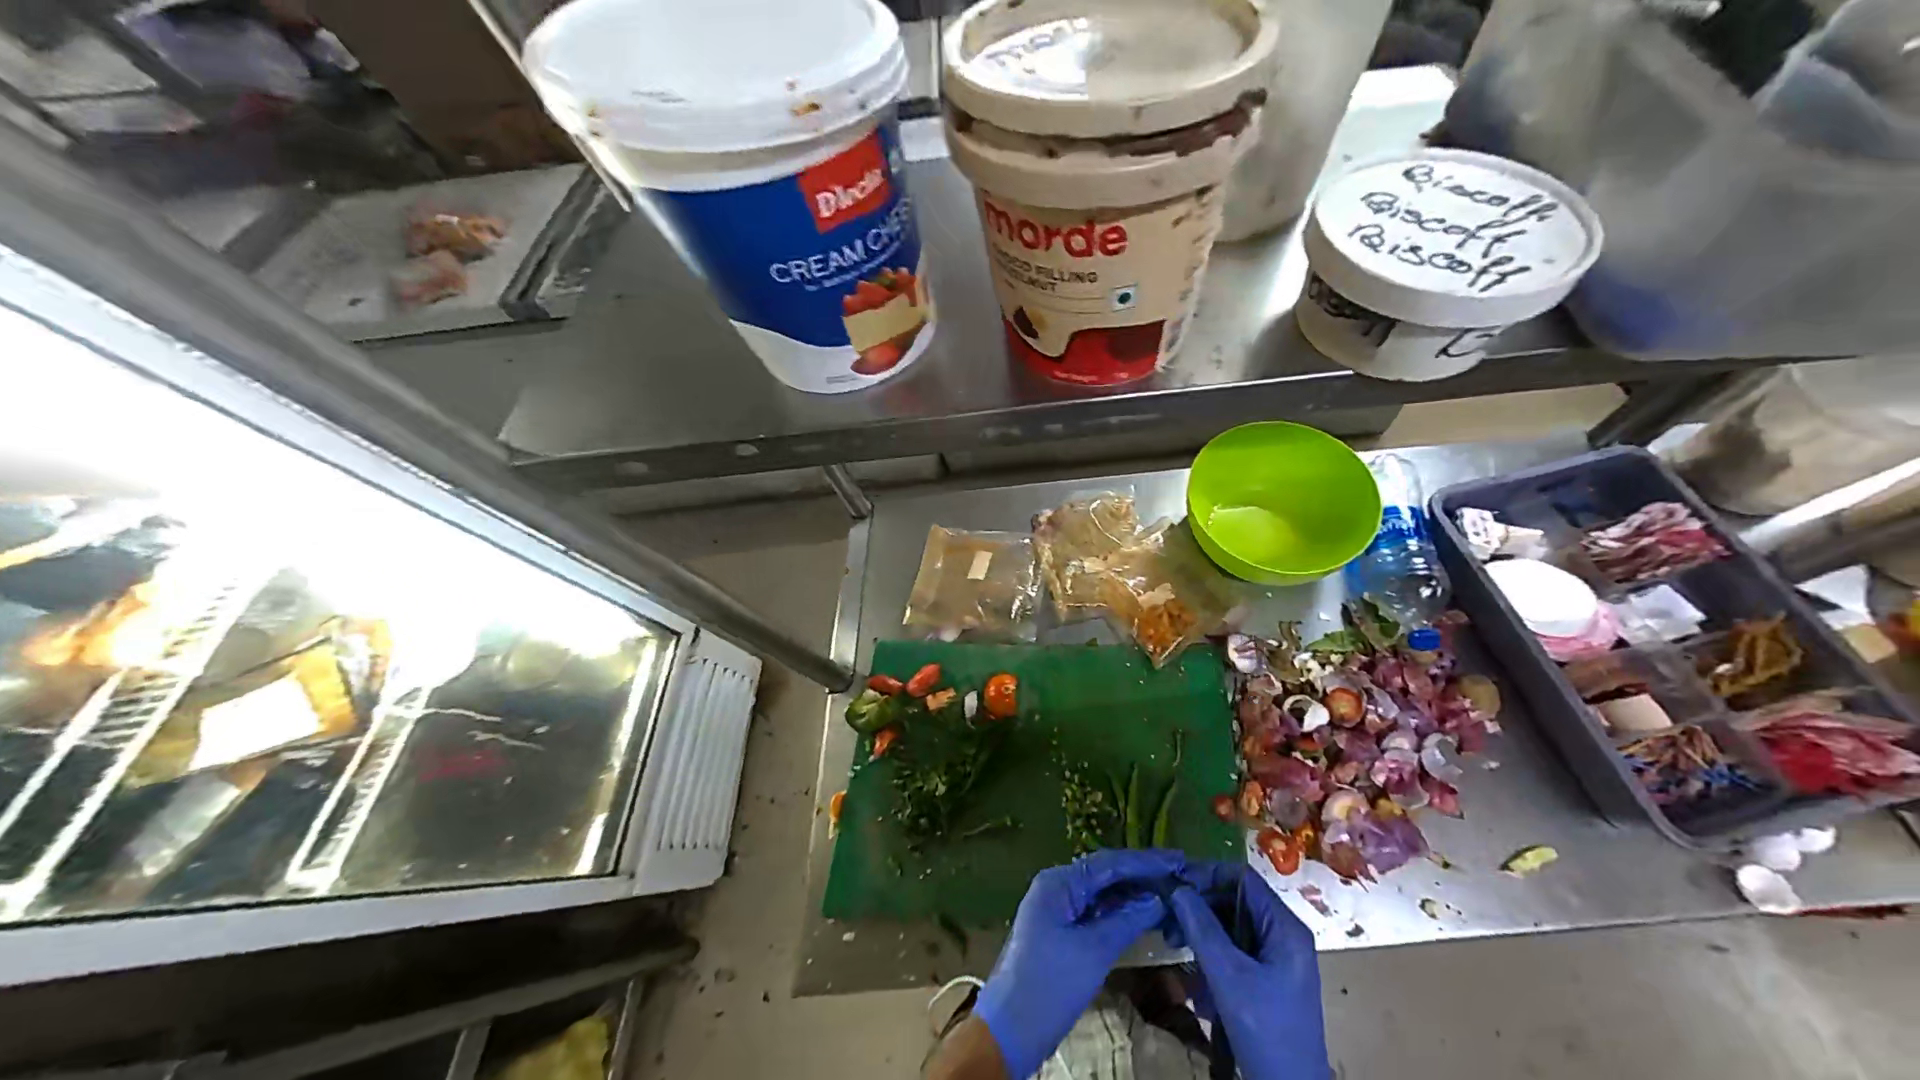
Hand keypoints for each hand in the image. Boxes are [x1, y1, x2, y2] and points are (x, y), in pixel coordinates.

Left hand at [974, 849, 1185, 1077]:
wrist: (1009, 1029)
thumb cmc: (1049, 984)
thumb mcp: (1093, 951)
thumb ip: (1126, 920)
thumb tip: (1157, 898)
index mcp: (1058, 882)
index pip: (1109, 863)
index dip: (1146, 862)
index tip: (1180, 860)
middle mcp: (1057, 887)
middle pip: (1106, 874)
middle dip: (1143, 875)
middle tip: (1182, 876)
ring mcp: (1058, 909)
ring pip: (1103, 893)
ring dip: (1134, 894)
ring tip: (1171, 893)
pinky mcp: (1062, 931)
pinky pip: (1096, 912)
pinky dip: (1121, 913)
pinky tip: (1145, 917)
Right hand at [1168, 861, 1330, 1079]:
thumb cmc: (1265, 1032)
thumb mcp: (1228, 976)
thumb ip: (1202, 928)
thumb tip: (1176, 887)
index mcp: (1285, 927)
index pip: (1242, 878)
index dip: (1206, 875)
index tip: (1172, 884)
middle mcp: (1283, 935)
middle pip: (1236, 899)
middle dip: (1199, 903)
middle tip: (1166, 916)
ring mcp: (1276, 957)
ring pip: (1232, 923)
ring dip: (1200, 927)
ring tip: (1172, 940)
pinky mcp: (1267, 978)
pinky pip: (1235, 948)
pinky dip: (1210, 949)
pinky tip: (1189, 964)